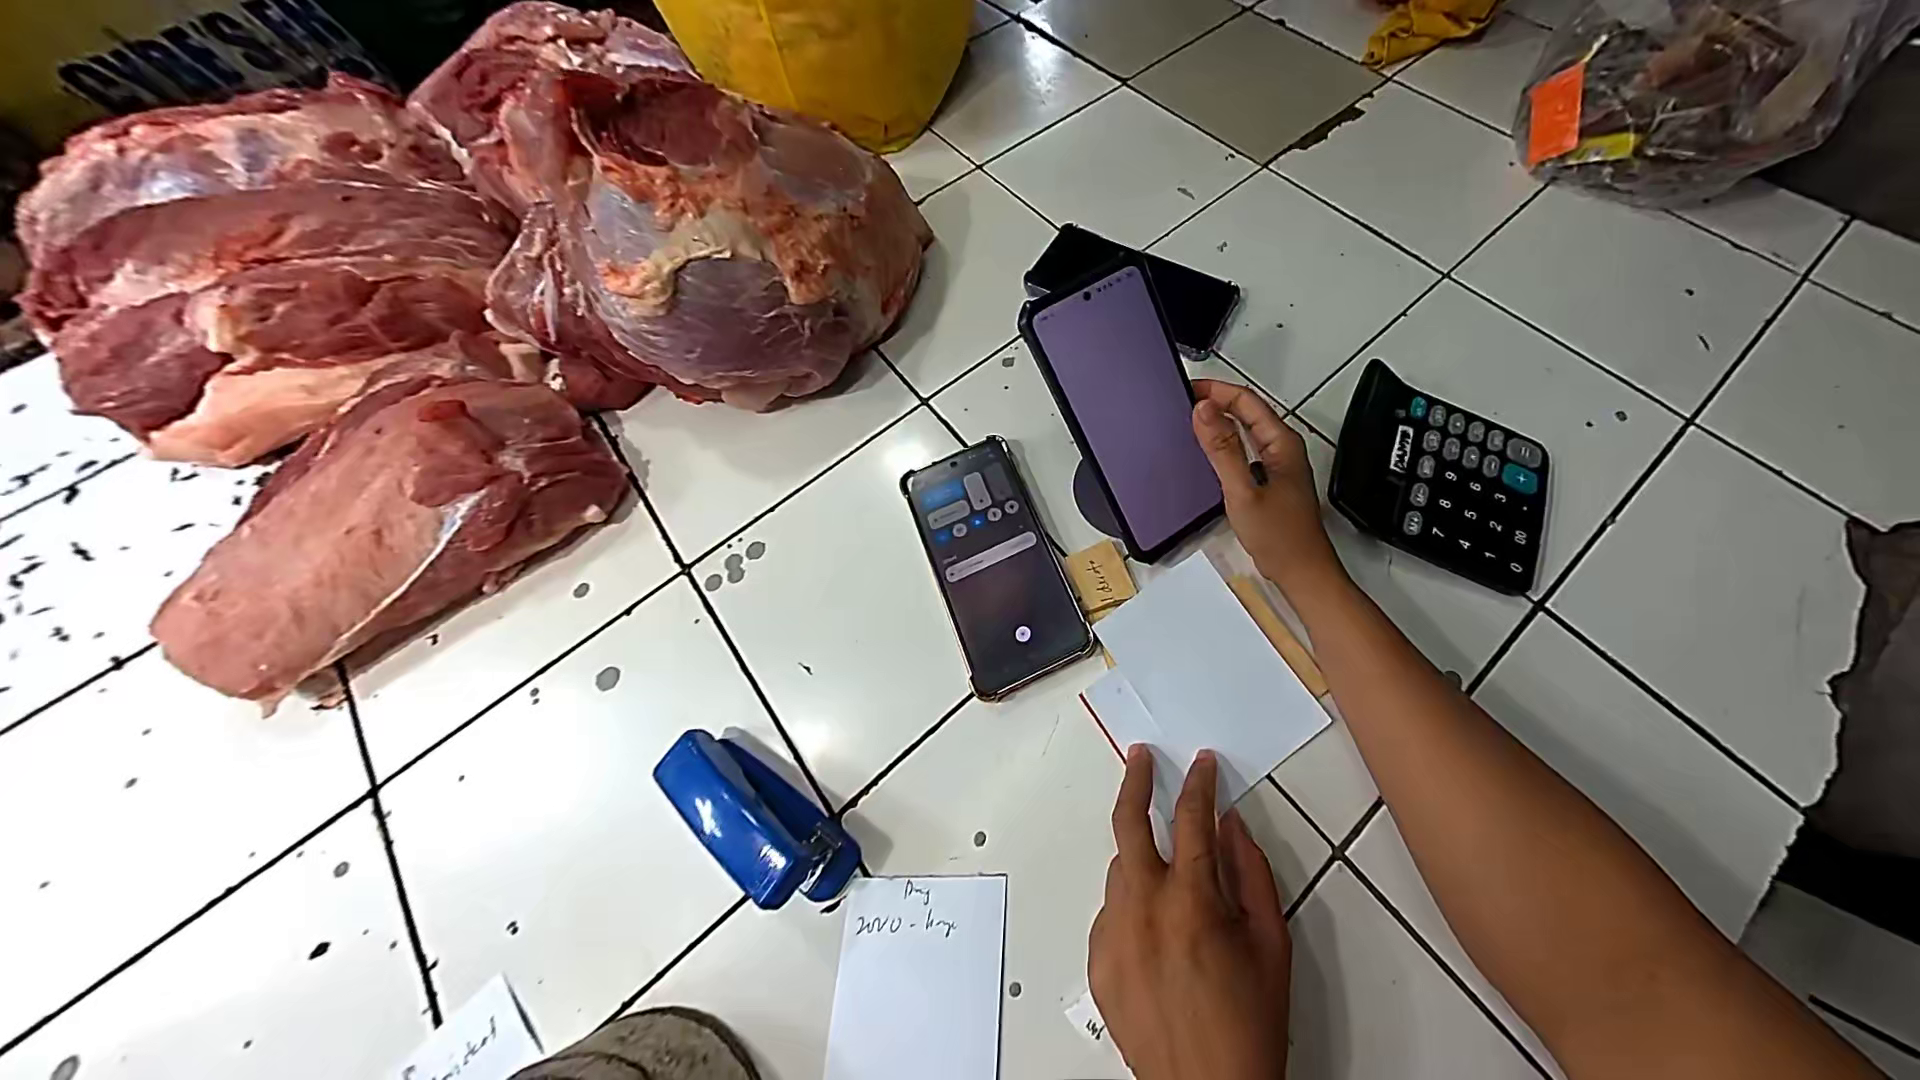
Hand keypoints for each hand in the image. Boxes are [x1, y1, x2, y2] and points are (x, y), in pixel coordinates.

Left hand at [1089, 748, 1291, 1079]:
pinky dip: (1132, 905)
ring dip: (1141, 859)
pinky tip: (1157, 933)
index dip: (1199, 785)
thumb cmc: (1250, 1023)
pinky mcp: (1096, 957)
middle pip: (1127, 822)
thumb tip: (1230, 825)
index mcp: (1190, 902)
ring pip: (1120, 869)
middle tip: (1140, 758)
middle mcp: (1142, 908)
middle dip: (1134, 781)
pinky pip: (1112, 910)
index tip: (1202, 765)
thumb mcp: (1271, 945)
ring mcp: (1112, 932)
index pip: (1192, 820)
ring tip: (1171, 886)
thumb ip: (1250, 874)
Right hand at [1190, 378, 1345, 598]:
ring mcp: (1275, 465)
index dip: (1216, 390)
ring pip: (1244, 430)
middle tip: (1185, 399)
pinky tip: (1207, 452)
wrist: (1300, 570)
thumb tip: (1204, 411)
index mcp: (1281, 444)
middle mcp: (1281, 449)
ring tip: (1191, 419)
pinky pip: (1242, 450)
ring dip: (1218, 421)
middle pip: (1246, 411)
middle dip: (1215, 401)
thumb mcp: (1243, 490)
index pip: (1246, 401)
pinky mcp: (1267, 481)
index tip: (1189, 389)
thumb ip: (1222, 449)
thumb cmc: (1281, 536)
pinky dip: (1222, 444)